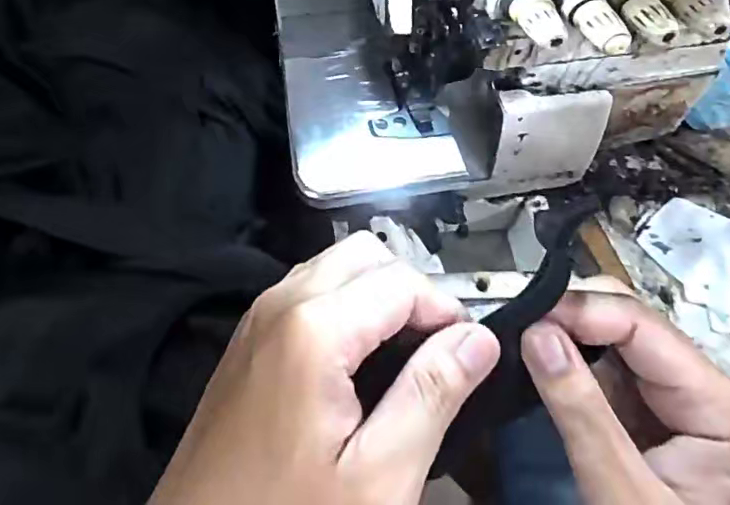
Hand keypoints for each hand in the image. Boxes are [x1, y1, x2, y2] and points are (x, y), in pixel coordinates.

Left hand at [151, 233, 500, 504]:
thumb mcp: (377, 477)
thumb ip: (431, 395)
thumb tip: (478, 338)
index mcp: (314, 325)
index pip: (400, 279)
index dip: (444, 309)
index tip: (468, 353)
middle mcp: (282, 300)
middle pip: (365, 253)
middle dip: (410, 288)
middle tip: (437, 351)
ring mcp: (261, 313)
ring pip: (335, 264)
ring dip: (377, 292)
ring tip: (405, 356)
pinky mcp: (251, 333)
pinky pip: (309, 288)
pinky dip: (345, 301)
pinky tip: (360, 358)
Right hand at [520, 290, 729, 504]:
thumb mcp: (628, 500)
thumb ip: (583, 415)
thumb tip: (537, 333)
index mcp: (722, 407)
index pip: (641, 323)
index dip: (580, 309)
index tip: (525, 316)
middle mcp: (706, 391)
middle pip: (629, 321)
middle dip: (571, 317)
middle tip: (518, 327)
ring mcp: (680, 402)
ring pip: (613, 339)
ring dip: (567, 336)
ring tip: (522, 341)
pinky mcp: (653, 415)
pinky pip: (607, 369)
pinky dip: (571, 363)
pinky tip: (543, 367)